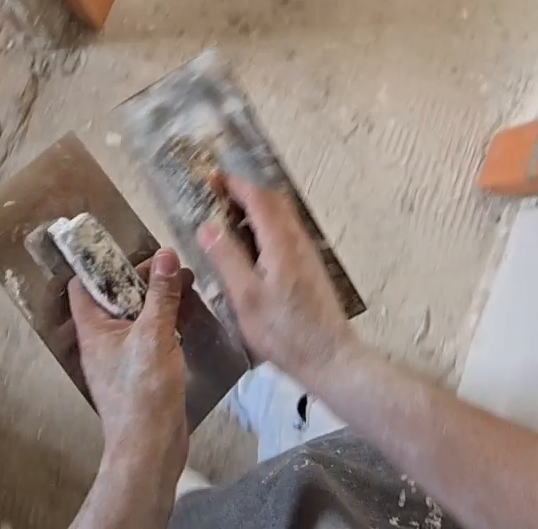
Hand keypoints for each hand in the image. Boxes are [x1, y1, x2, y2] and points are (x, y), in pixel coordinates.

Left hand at [70, 249, 191, 491]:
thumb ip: (161, 294)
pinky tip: (190, 310)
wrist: (151, 451)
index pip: (82, 285)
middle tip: (171, 263)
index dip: (100, 263)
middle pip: (117, 295)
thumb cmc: (142, 393)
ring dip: (159, 296)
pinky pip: (151, 332)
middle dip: (143, 277)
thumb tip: (167, 254)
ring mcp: (123, 354)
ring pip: (137, 313)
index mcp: (93, 328)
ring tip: (187, 280)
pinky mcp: (142, 368)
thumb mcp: (153, 336)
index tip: (127, 247)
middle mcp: (103, 338)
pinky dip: (167, 318)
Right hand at [196, 175, 358, 386]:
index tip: (211, 179)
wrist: (330, 358)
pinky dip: (264, 225)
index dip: (235, 184)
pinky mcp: (308, 266)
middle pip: (272, 200)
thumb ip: (227, 258)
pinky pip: (285, 231)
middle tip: (217, 196)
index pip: (258, 197)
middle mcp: (297, 239)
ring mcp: (305, 252)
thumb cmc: (285, 331)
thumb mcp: (246, 297)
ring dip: (255, 208)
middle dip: (245, 191)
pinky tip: (250, 248)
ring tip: (227, 219)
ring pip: (281, 215)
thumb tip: (207, 225)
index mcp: (281, 241)